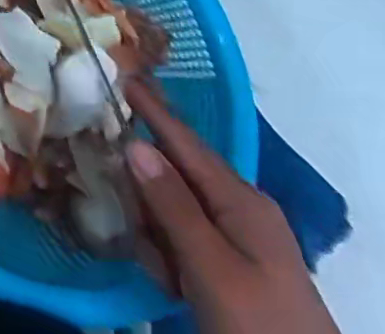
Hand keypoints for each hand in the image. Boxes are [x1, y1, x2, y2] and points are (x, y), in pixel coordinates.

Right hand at [122, 81, 339, 333]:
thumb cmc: (260, 324)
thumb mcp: (211, 267)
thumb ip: (172, 204)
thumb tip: (135, 143)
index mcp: (240, 199)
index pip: (185, 141)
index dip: (153, 110)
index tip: (124, 75)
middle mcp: (241, 207)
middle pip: (176, 174)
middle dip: (147, 192)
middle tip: (132, 219)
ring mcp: (240, 237)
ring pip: (176, 209)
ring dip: (158, 232)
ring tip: (163, 272)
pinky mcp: (235, 263)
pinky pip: (187, 237)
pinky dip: (171, 254)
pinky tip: (172, 282)